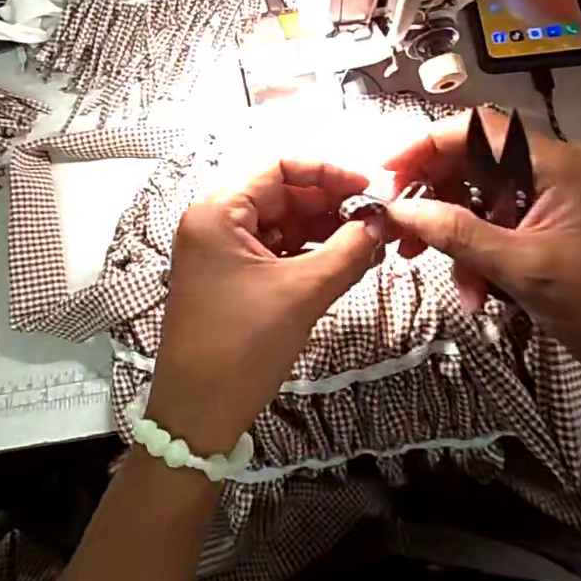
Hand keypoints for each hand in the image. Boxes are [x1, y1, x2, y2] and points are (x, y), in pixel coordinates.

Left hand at [149, 160, 385, 451]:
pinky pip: (277, 252)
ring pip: (282, 225)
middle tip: (377, 220)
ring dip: (325, 231)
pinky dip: (310, 255)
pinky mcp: (232, 279)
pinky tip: (346, 262)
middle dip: (331, 205)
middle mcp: (215, 224)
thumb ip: (348, 249)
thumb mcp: (302, 292)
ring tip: (370, 244)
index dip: (327, 171)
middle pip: (282, 195)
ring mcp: (221, 253)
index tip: (369, 187)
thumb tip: (381, 222)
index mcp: (218, 212)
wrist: (199, 413)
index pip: (278, 167)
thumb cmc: (242, 347)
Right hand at [383, 110, 580, 376]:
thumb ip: (455, 233)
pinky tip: (479, 292)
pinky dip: (482, 257)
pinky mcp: (556, 229)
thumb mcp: (522, 268)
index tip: (386, 174)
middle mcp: (556, 171)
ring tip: (455, 285)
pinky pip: (503, 229)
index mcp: (557, 164)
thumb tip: (396, 210)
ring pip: (484, 204)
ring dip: (459, 240)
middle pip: (476, 166)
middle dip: (436, 201)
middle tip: (401, 234)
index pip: (479, 129)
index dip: (425, 145)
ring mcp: (557, 201)